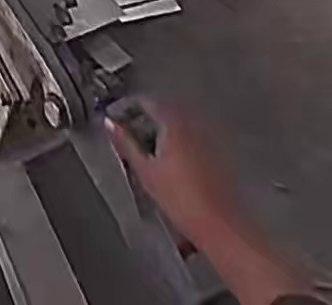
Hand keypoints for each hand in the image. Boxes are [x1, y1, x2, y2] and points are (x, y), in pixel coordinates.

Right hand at [106, 98, 242, 239]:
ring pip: (181, 124)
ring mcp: (208, 141)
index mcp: (173, 124)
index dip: (130, 106)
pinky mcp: (219, 158)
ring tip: (150, 145)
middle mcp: (193, 126)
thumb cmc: (179, 198)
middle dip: (147, 117)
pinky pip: (193, 138)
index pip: (148, 102)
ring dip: (164, 129)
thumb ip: (126, 144)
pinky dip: (180, 142)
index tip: (118, 115)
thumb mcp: (145, 171)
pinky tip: (173, 161)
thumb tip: (109, 122)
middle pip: (166, 111)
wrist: (222, 228)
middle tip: (132, 129)